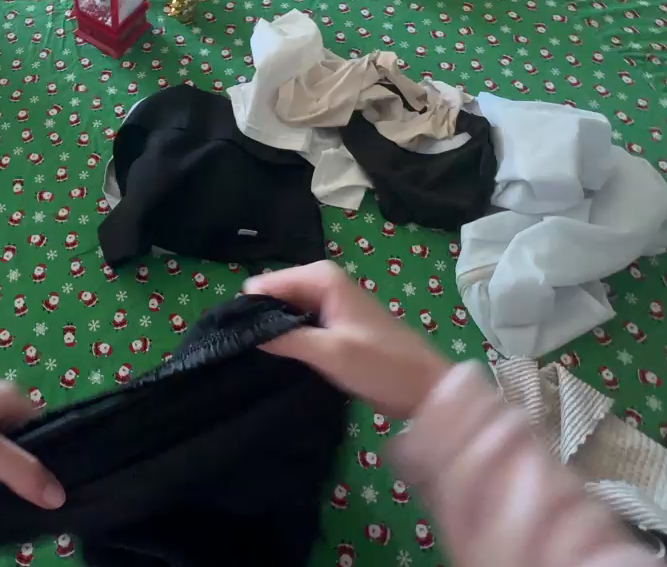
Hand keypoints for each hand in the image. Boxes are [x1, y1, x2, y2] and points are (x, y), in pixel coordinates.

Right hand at [244, 260, 450, 418]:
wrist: (428, 389)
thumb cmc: (383, 365)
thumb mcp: (331, 353)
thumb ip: (286, 338)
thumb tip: (243, 331)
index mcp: (320, 276)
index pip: (264, 284)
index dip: (250, 309)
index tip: (239, 338)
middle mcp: (321, 280)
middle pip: (272, 294)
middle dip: (261, 319)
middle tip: (251, 351)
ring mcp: (327, 299)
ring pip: (283, 309)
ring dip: (274, 330)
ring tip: (264, 356)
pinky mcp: (331, 320)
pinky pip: (297, 320)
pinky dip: (289, 336)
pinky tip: (284, 356)